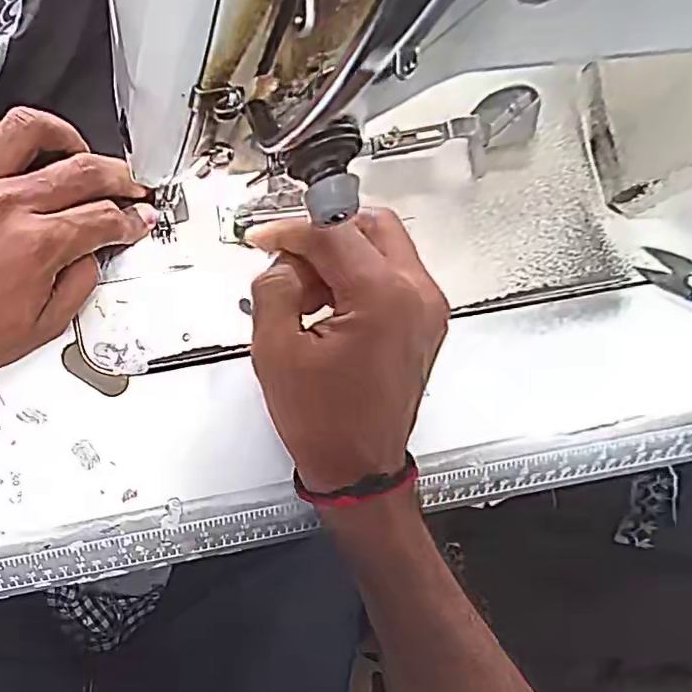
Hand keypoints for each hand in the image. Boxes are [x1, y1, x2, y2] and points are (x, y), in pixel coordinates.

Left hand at [0, 108, 154, 419]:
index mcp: (36, 246)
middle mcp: (6, 206)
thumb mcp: (42, 327)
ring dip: (66, 135)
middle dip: (119, 177)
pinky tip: (15, 146)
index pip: (103, 217)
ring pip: (30, 129)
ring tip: (79, 151)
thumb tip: (94, 254)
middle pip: (82, 169)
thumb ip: (79, 284)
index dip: (130, 219)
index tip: (137, 220)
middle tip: (128, 187)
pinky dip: (1, 130)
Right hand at [245, 209, 449, 495]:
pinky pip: (389, 279)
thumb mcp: (275, 352)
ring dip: (337, 261)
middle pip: (370, 226)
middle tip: (285, 261)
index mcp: (383, 299)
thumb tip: (279, 263)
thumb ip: (273, 291)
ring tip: (300, 299)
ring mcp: (426, 310)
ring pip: (381, 249)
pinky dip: (353, 281)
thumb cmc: (326, 424)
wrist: (356, 465)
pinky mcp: (423, 324)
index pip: (334, 234)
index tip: (264, 237)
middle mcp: (417, 297)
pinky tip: (322, 311)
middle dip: (321, 237)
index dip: (290, 231)